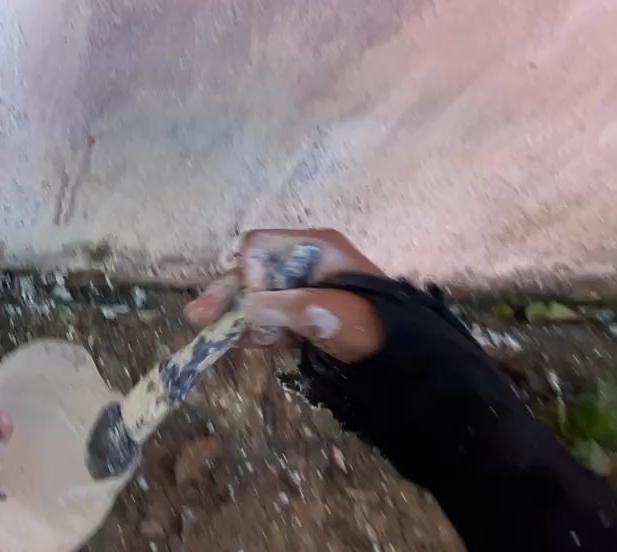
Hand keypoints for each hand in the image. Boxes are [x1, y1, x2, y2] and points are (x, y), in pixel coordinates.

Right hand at [182, 228, 387, 361]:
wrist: (420, 370)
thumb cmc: (377, 329)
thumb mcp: (332, 315)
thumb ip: (286, 308)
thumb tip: (244, 307)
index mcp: (314, 247)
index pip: (260, 246)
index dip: (248, 272)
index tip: (252, 304)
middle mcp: (304, 263)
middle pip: (252, 272)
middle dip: (226, 295)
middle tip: (197, 317)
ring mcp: (303, 290)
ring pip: (257, 296)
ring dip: (238, 316)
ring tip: (217, 337)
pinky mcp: (305, 315)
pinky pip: (269, 317)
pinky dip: (254, 329)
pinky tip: (238, 343)